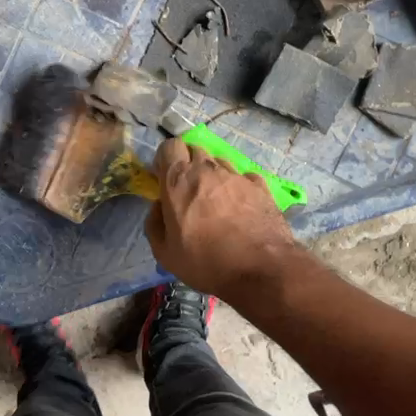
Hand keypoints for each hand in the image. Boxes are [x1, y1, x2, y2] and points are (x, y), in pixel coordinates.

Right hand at [146, 139, 307, 296]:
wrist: (261, 270)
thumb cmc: (206, 262)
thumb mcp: (165, 253)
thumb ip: (154, 224)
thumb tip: (159, 207)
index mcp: (178, 180)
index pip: (170, 146)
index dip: (166, 159)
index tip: (165, 177)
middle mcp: (207, 170)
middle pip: (194, 150)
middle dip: (189, 164)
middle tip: (189, 191)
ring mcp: (236, 176)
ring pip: (219, 162)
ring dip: (213, 175)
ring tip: (217, 201)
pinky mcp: (260, 186)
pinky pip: (244, 177)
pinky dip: (238, 186)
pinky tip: (241, 206)